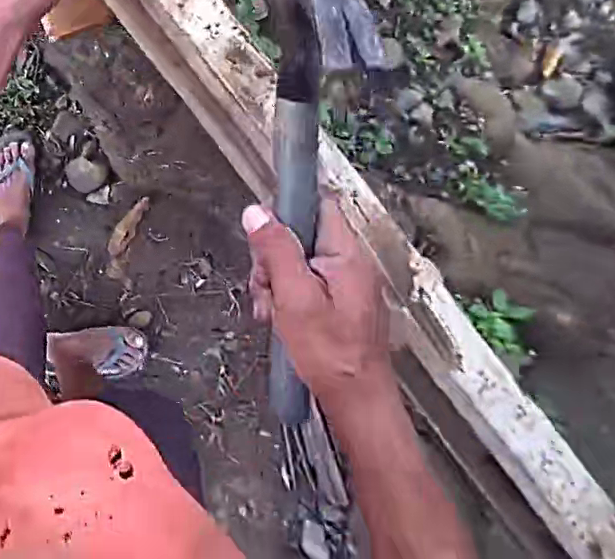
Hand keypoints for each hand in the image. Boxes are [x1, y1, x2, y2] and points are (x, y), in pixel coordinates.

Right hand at [243, 197, 398, 403]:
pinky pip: (303, 286)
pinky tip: (281, 320)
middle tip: (268, 287)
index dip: (287, 212)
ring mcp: (345, 286)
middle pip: (299, 237)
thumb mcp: (295, 298)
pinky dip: (286, 299)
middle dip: (273, 259)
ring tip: (274, 312)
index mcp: (347, 256)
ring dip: (275, 283)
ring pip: (296, 263)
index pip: (318, 206)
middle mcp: (350, 265)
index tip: (266, 234)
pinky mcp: (338, 305)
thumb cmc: (332, 358)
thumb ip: (276, 251)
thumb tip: (257, 213)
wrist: (357, 408)